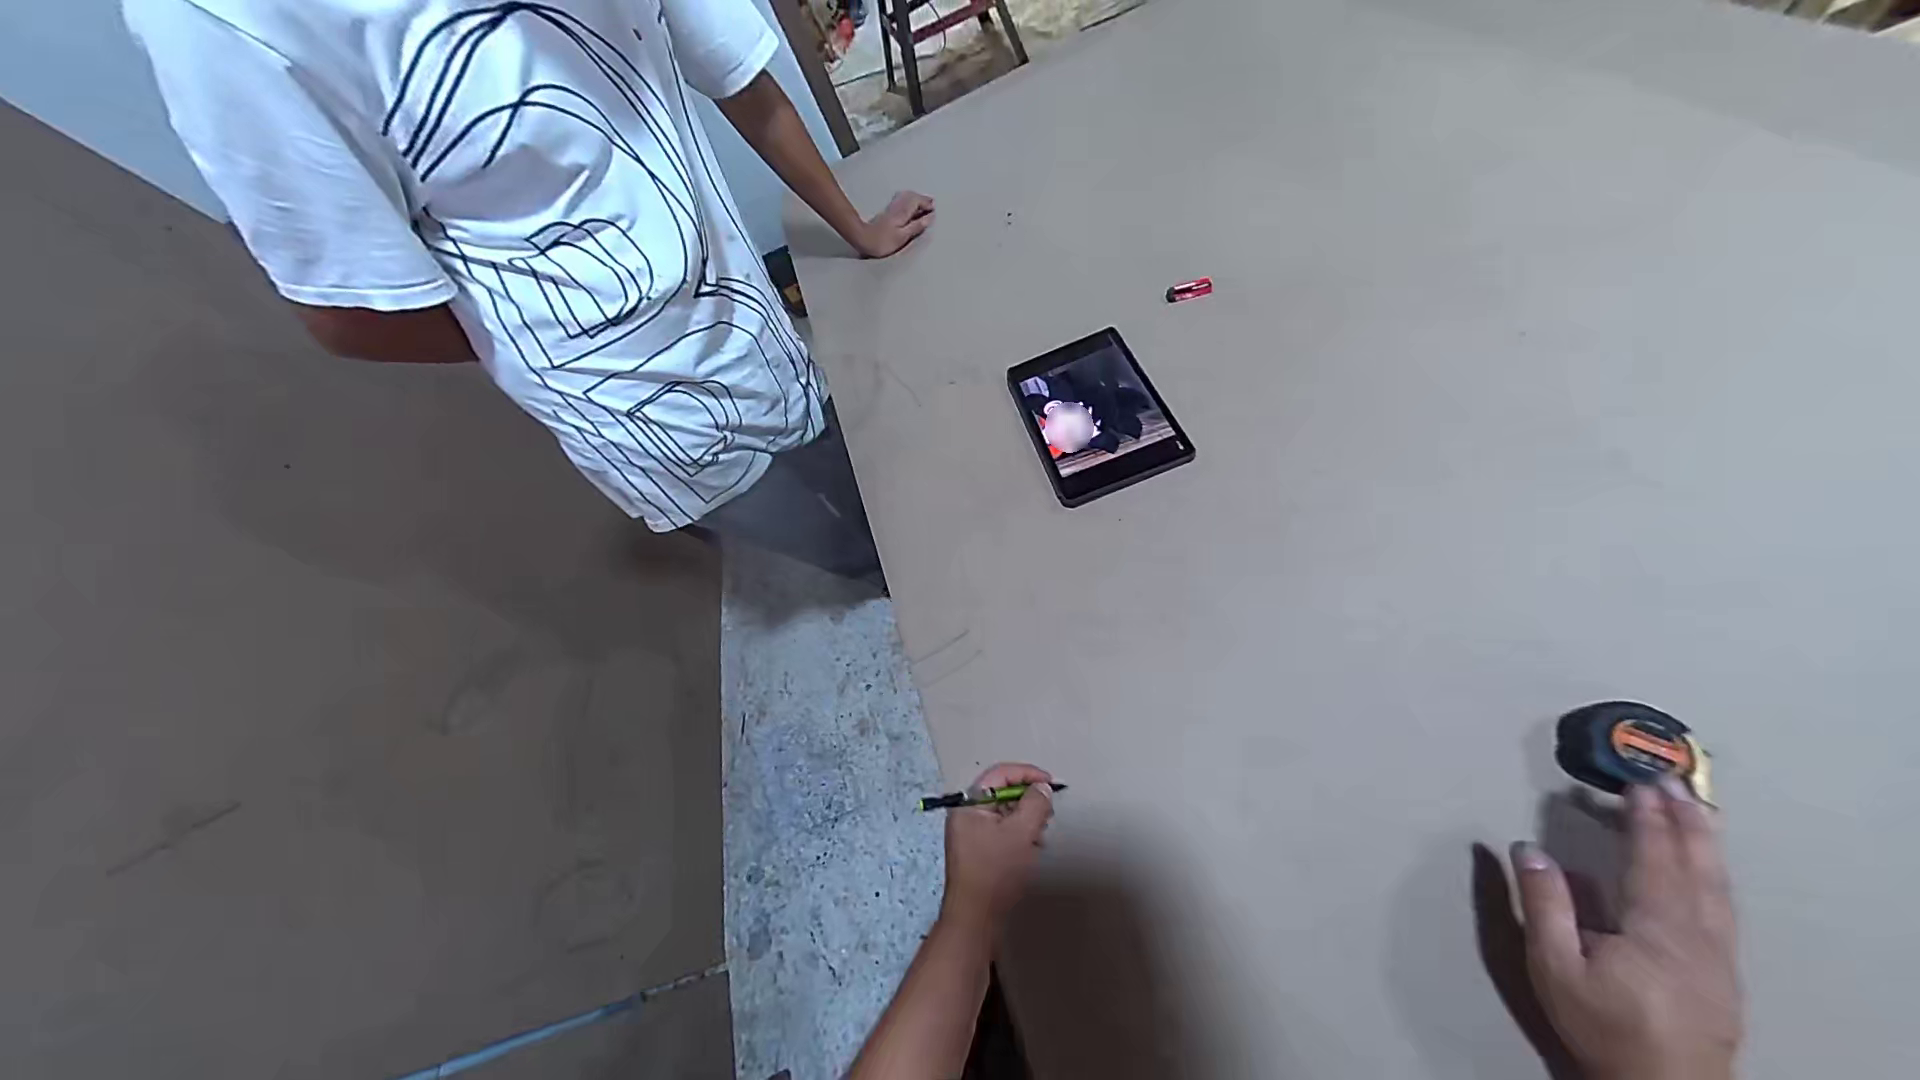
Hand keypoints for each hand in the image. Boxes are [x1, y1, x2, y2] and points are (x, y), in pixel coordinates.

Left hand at [855, 191, 934, 257]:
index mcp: (903, 212)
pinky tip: (910, 208)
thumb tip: (929, 219)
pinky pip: (902, 202)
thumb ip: (917, 226)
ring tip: (923, 205)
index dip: (927, 204)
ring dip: (916, 199)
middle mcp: (898, 207)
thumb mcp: (903, 236)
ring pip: (907, 198)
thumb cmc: (882, 241)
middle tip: (931, 204)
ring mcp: (892, 209)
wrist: (863, 239)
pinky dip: (909, 203)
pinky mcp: (887, 213)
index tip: (934, 209)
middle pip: (913, 197)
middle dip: (923, 200)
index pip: (918, 201)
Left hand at [941, 763, 1053, 929]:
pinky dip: (1019, 836)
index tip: (1050, 784)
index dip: (1027, 774)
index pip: (999, 774)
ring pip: (1005, 814)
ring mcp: (971, 835)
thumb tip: (1042, 788)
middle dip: (1028, 801)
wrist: (976, 920)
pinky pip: (1002, 832)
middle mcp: (966, 815)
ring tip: (1039, 837)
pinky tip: (1031, 850)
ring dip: (1026, 821)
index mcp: (968, 804)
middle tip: (1047, 814)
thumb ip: (1035, 804)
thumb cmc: (996, 872)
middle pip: (1002, 793)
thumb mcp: (1021, 832)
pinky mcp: (979, 853)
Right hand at [1510, 779, 1742, 1079]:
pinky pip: (1723, 909)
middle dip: (1686, 823)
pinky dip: (1713, 874)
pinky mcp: (1723, 972)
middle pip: (1699, 872)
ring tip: (1696, 809)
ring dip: (1706, 845)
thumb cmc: (1600, 1024)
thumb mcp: (1554, 965)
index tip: (1640, 785)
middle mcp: (1700, 940)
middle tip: (1673, 781)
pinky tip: (1705, 865)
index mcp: (1659, 934)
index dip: (1648, 823)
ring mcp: (1719, 958)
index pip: (1655, 865)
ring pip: (1720, 890)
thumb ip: (1544, 904)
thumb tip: (1529, 846)